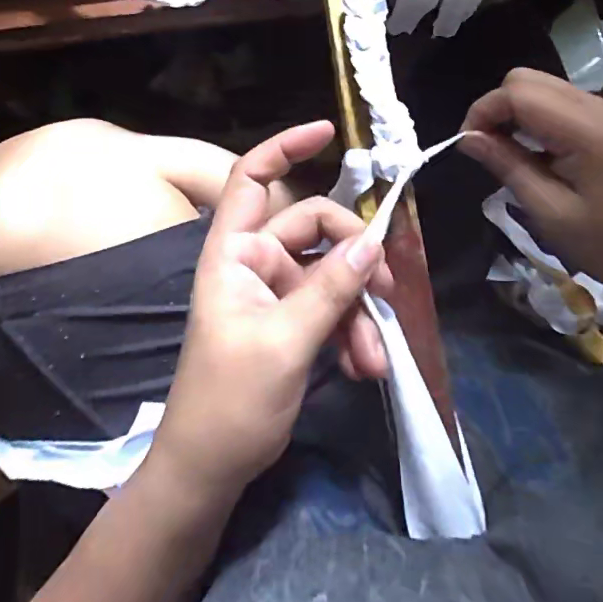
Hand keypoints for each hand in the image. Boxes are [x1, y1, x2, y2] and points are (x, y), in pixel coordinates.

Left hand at [150, 121, 392, 498]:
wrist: (210, 468)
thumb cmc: (229, 400)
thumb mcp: (285, 341)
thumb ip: (331, 288)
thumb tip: (374, 241)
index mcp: (234, 252)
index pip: (250, 178)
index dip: (285, 147)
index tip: (330, 133)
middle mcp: (254, 261)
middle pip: (314, 230)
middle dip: (355, 260)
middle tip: (392, 291)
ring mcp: (275, 291)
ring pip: (331, 275)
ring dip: (359, 311)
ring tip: (374, 358)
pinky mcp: (291, 321)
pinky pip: (331, 307)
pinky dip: (351, 331)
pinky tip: (363, 367)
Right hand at [458, 69, 602, 332]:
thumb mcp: (549, 211)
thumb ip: (508, 165)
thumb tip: (467, 138)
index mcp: (585, 130)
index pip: (518, 93)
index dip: (483, 112)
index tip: (467, 145)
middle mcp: (595, 107)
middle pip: (525, 79)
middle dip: (496, 107)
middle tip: (486, 148)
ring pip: (538, 85)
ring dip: (513, 111)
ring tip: (505, 151)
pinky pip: (554, 99)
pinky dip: (531, 116)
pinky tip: (532, 150)